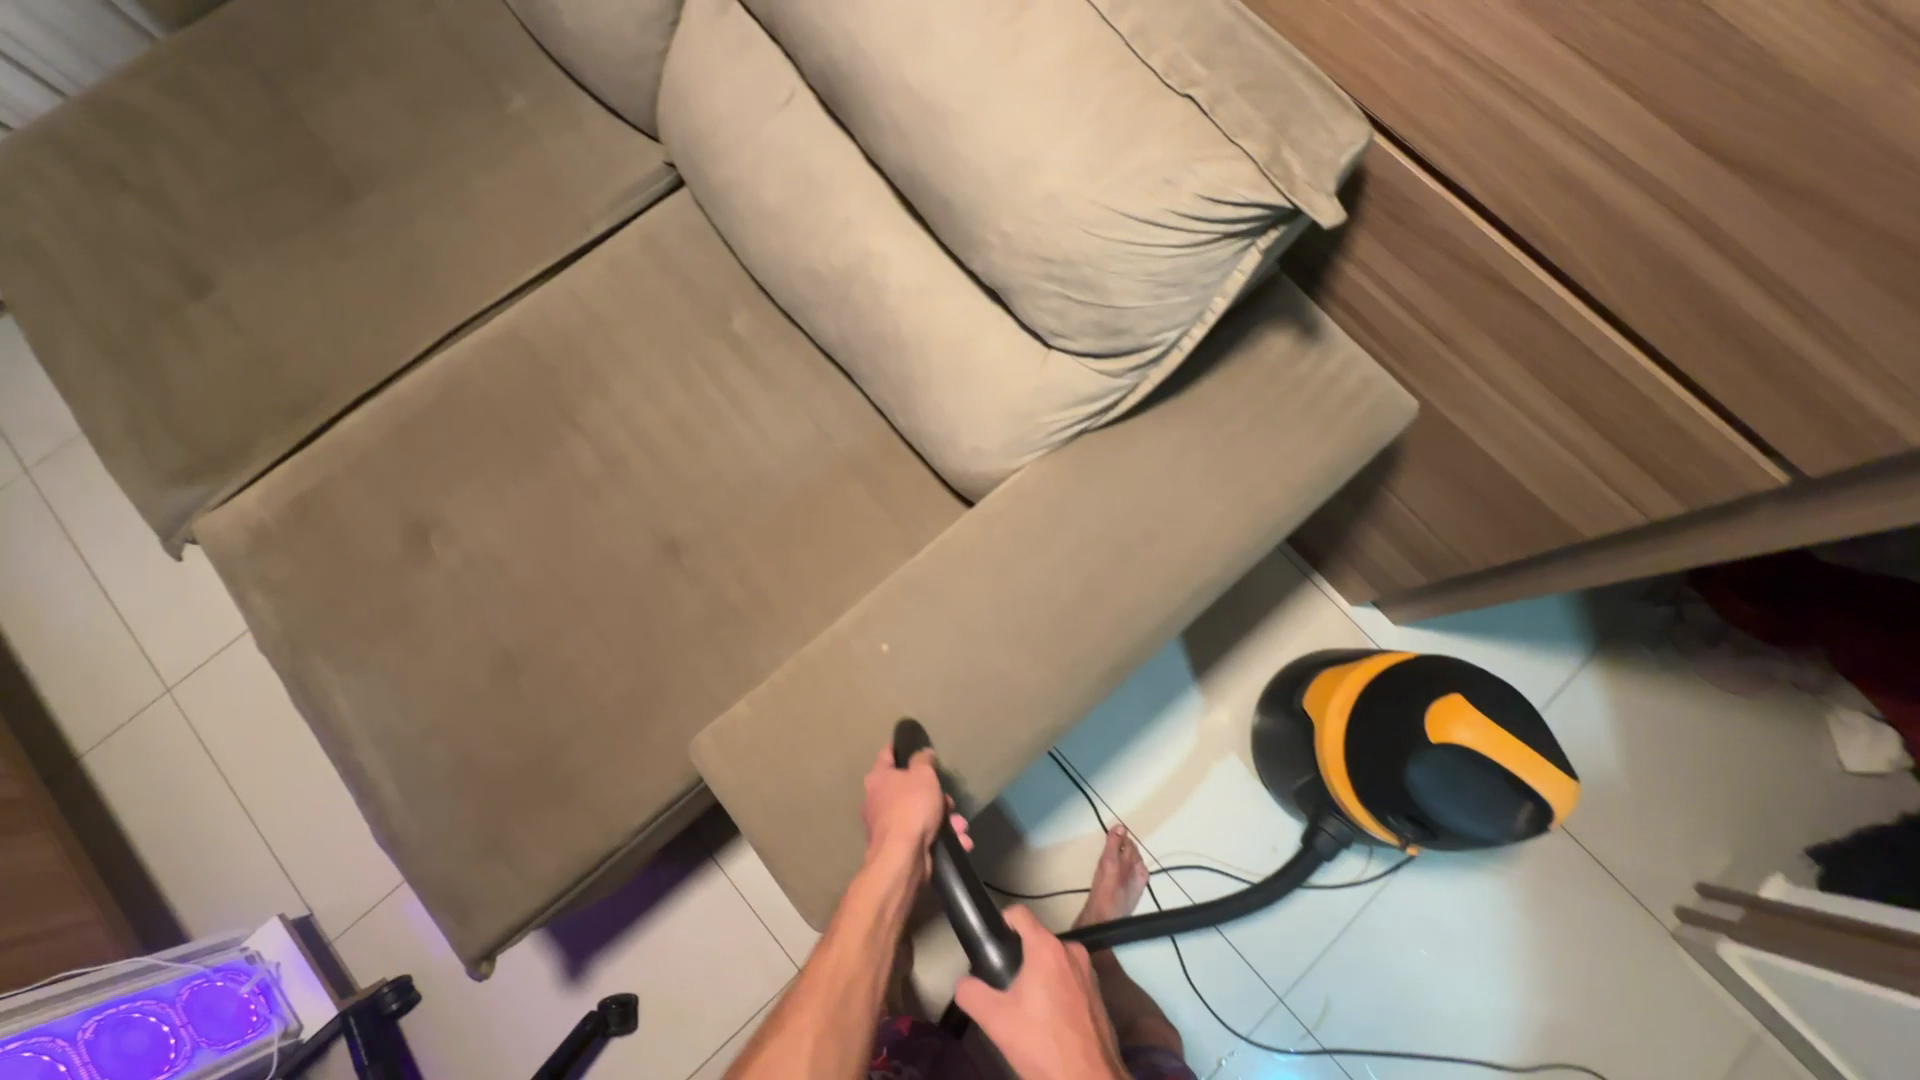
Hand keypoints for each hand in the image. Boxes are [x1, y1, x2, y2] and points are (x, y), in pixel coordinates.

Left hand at [861, 745, 968, 873]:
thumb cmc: (911, 807)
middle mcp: (878, 800)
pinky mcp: (900, 847)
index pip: (887, 754)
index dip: (900, 747)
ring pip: (921, 814)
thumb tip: (923, 754)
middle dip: (936, 795)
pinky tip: (960, 842)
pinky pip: (924, 835)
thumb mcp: (923, 775)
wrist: (902, 857)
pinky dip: (942, 837)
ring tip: (960, 827)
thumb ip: (924, 760)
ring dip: (945, 820)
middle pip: (910, 789)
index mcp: (879, 778)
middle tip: (949, 801)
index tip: (913, 744)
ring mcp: (888, 826)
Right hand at [954, 907, 1127, 1079]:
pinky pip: (1071, 980)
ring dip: (1040, 976)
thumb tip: (964, 983)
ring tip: (1027, 1009)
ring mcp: (1089, 972)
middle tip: (1006, 988)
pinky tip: (1050, 1021)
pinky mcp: (1099, 993)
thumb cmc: (1041, 1043)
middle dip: (1020, 959)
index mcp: (1047, 948)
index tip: (993, 944)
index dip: (1002, 923)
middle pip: (1036, 941)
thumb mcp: (995, 1020)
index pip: (1019, 914)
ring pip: (1055, 962)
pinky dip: (1058, 991)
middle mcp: (1072, 951)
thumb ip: (971, 993)